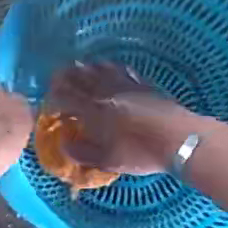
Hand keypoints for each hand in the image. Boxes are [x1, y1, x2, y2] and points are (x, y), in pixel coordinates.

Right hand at [45, 62, 197, 175]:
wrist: (178, 140)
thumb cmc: (139, 153)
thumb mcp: (106, 161)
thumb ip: (82, 152)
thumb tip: (65, 144)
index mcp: (93, 111)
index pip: (67, 98)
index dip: (55, 97)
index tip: (49, 99)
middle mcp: (106, 93)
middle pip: (82, 79)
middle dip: (67, 76)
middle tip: (58, 75)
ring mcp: (126, 86)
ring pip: (102, 70)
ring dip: (88, 68)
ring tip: (80, 66)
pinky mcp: (144, 85)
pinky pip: (124, 71)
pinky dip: (112, 67)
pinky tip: (111, 66)